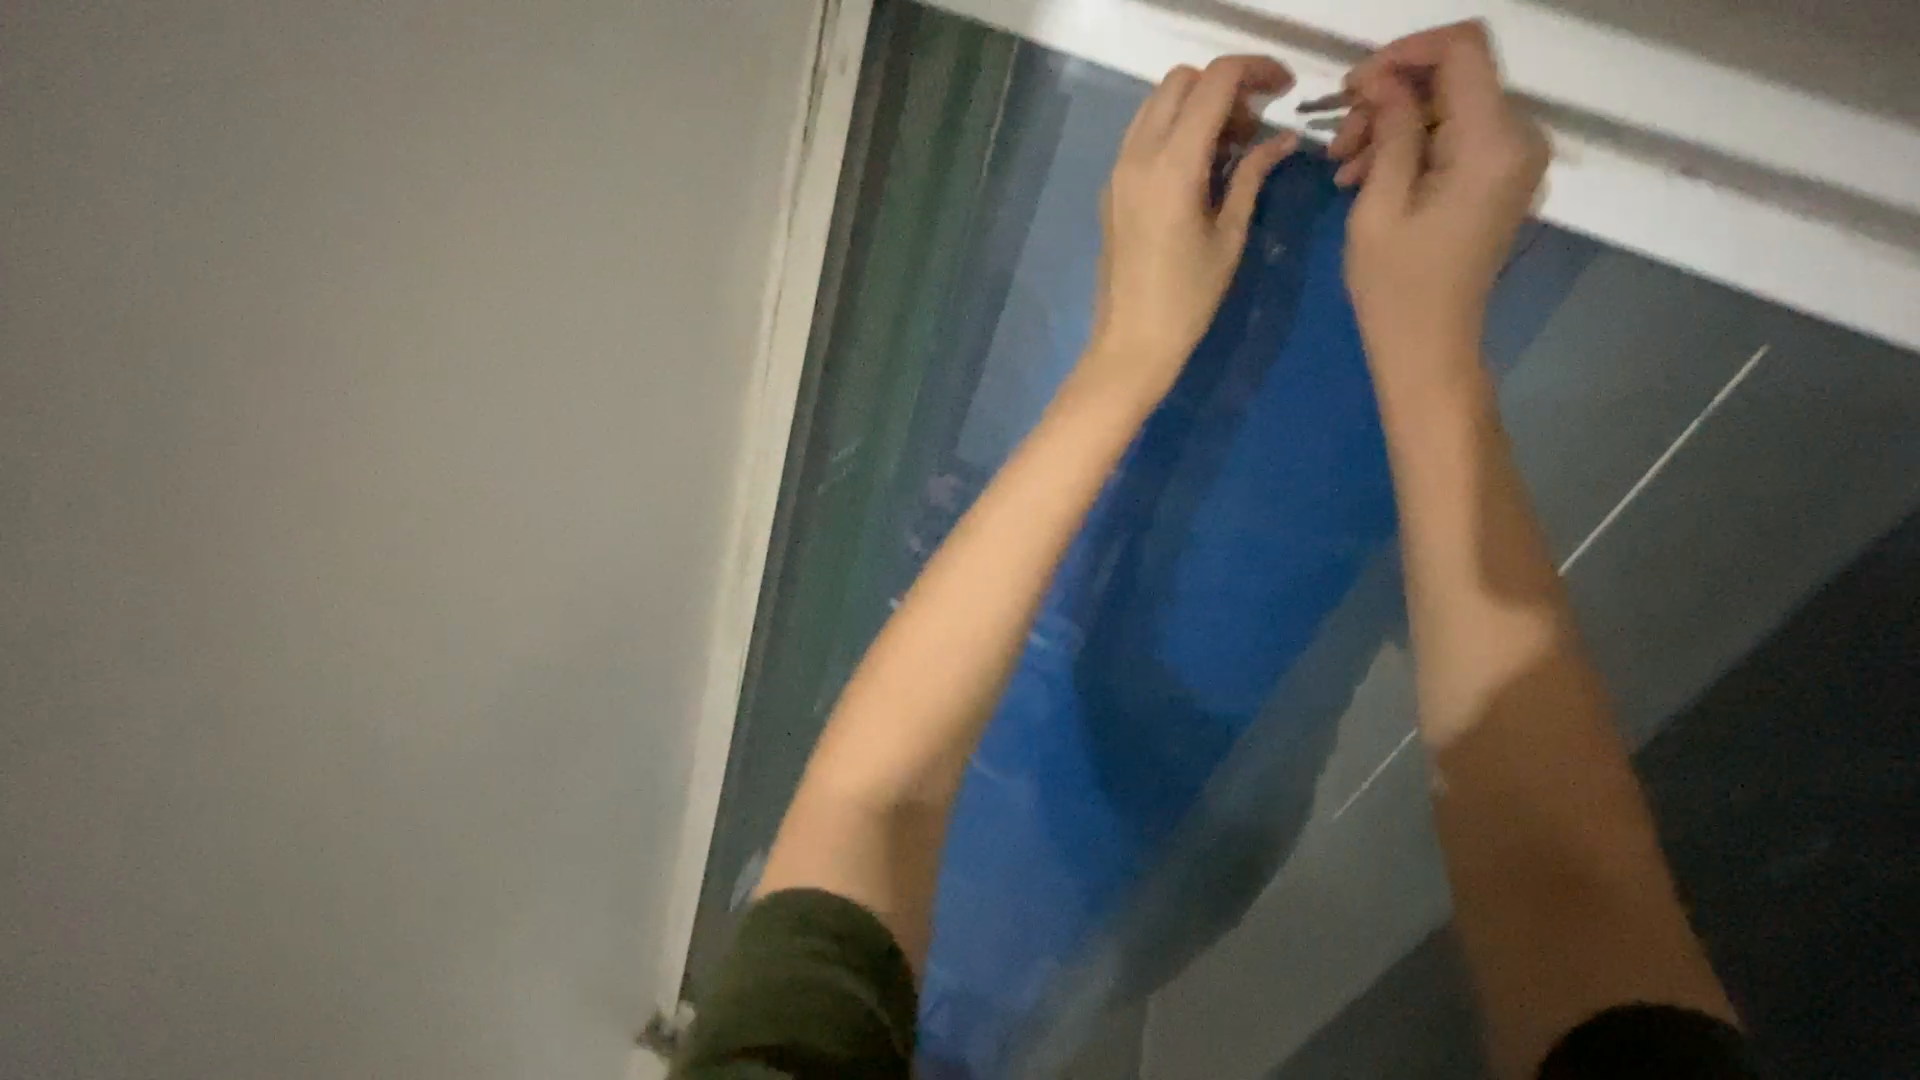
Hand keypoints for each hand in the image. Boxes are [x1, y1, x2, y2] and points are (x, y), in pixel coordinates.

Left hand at [1081, 56, 1297, 405]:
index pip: (1215, 82)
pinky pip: (1141, 135)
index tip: (1283, 89)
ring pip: (1156, 104)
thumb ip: (1252, 176)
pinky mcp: (1110, 190)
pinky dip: (1172, 130)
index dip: (1256, 71)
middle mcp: (1138, 156)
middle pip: (1181, 81)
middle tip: (1254, 125)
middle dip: (1223, 87)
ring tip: (1229, 148)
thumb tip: (1282, 140)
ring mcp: (1118, 172)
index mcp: (1173, 165)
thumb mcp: (1229, 235)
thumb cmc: (1187, 299)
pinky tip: (1198, 168)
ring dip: (1195, 107)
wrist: (1131, 341)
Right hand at [1330, 22, 1548, 375]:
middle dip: (1389, 99)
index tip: (1351, 86)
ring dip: (1391, 127)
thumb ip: (1390, 129)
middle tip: (1335, 141)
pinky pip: (1452, 140)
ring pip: (1447, 108)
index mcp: (1492, 141)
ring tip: (1342, 167)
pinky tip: (1365, 178)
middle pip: (1452, 79)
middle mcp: (1517, 137)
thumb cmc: (1396, 286)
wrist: (1427, 345)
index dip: (1403, 53)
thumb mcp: (1380, 204)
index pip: (1461, 49)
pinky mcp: (1495, 179)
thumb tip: (1382, 79)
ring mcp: (1510, 159)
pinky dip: (1409, 148)